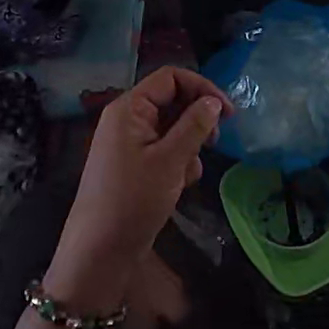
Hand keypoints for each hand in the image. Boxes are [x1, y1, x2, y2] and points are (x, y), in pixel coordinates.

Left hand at [44, 67, 226, 313]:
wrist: (100, 249)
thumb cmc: (133, 199)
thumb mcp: (170, 160)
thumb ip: (195, 126)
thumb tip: (214, 102)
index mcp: (129, 108)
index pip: (170, 78)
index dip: (202, 88)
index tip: (228, 113)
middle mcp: (128, 119)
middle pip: (173, 102)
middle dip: (196, 122)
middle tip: (214, 144)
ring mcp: (130, 143)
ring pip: (173, 129)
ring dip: (189, 147)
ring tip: (187, 174)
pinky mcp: (136, 166)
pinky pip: (165, 151)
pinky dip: (178, 163)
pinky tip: (180, 186)